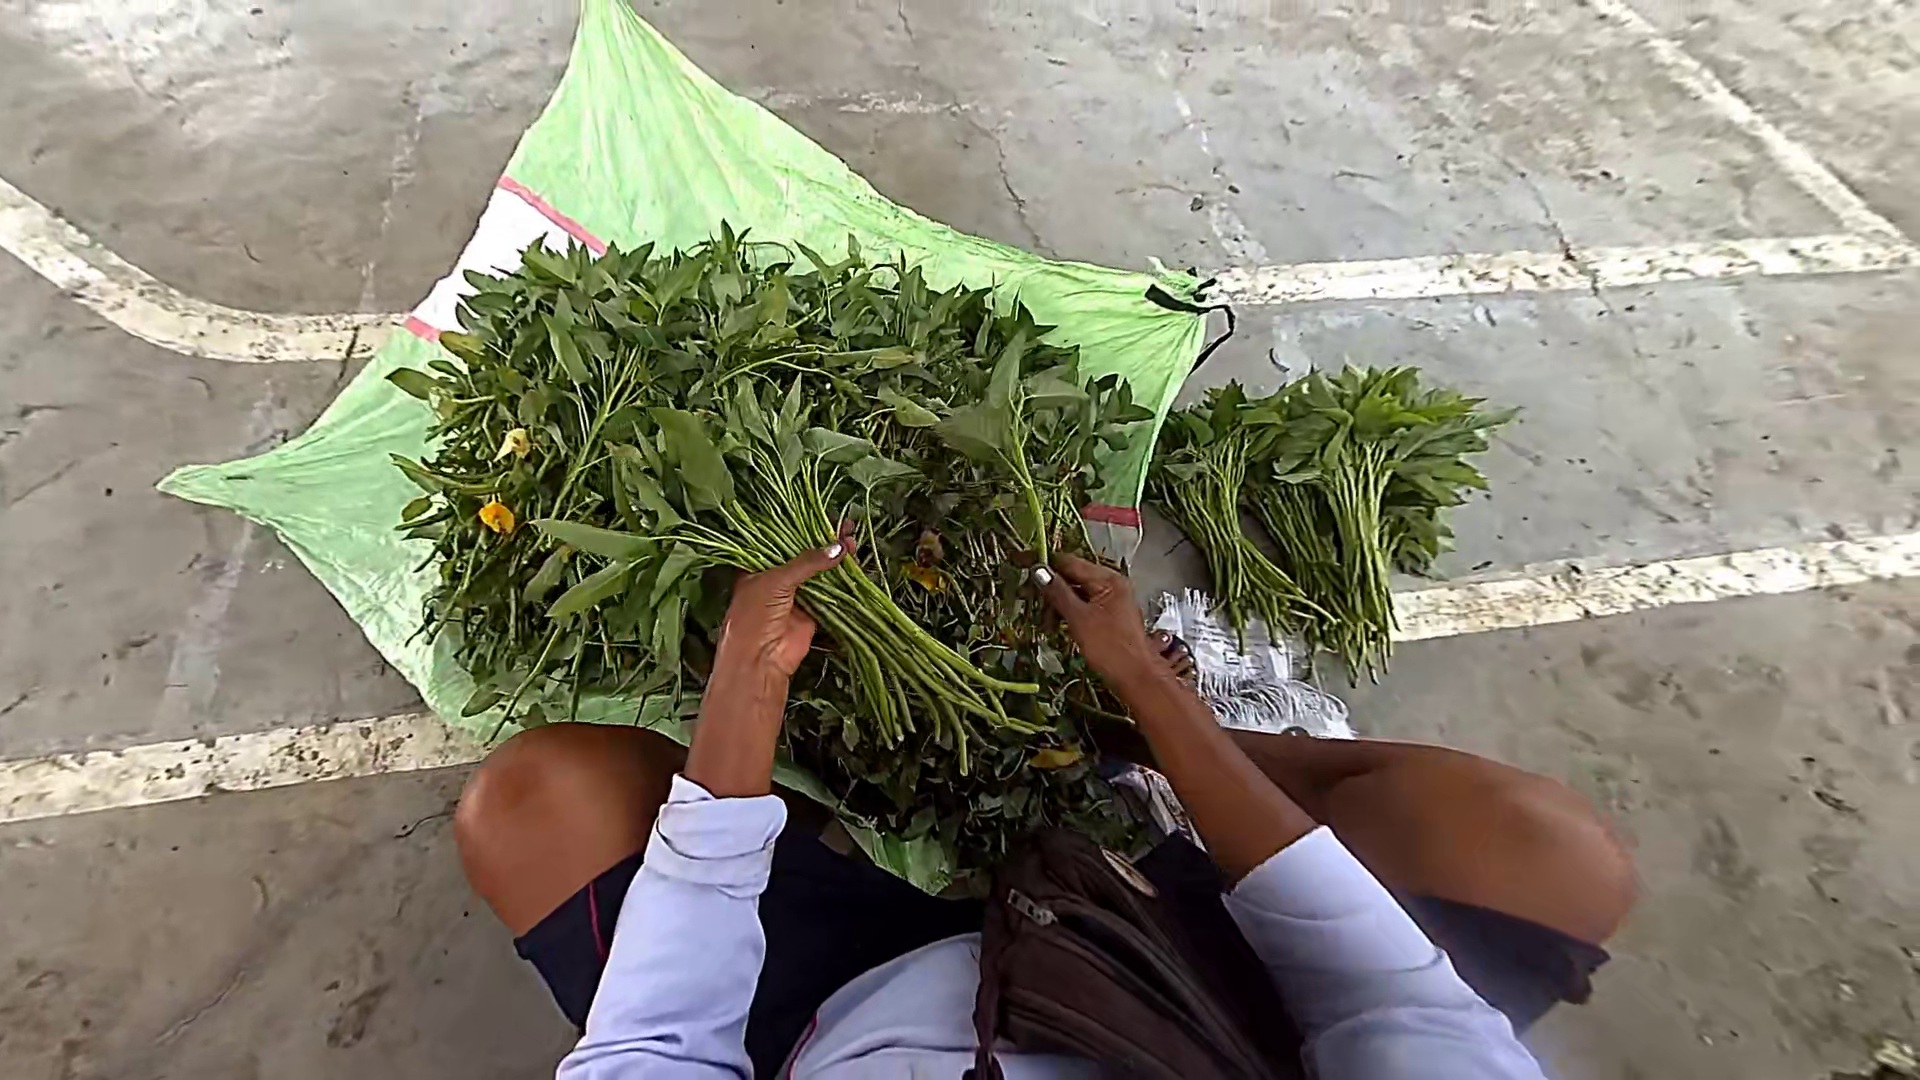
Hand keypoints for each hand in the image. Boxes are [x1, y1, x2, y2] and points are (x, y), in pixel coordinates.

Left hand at [713, 522, 855, 682]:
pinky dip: (842, 578)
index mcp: (759, 566)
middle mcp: (777, 577)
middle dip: (824, 540)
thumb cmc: (755, 615)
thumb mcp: (776, 581)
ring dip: (836, 557)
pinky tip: (854, 563)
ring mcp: (796, 593)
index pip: (783, 539)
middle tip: (845, 526)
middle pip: (805, 554)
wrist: (760, 659)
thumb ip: (807, 562)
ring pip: (820, 570)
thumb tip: (837, 547)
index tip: (825, 515)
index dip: (803, 527)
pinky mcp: (813, 609)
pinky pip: (830, 589)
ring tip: (853, 540)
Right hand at [1031, 553, 1164, 690]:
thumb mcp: (1079, 618)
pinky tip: (1058, 626)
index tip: (1024, 570)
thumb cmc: (1109, 649)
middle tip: (1030, 602)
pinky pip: (1085, 606)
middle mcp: (1112, 585)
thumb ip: (1058, 592)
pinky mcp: (1110, 616)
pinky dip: (1070, 613)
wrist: (1137, 679)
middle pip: (1073, 577)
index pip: (1069, 562)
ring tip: (1046, 623)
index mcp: (1108, 580)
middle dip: (1051, 589)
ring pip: (1078, 593)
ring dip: (1059, 604)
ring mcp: (1113, 600)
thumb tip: (1039, 571)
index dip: (1045, 566)